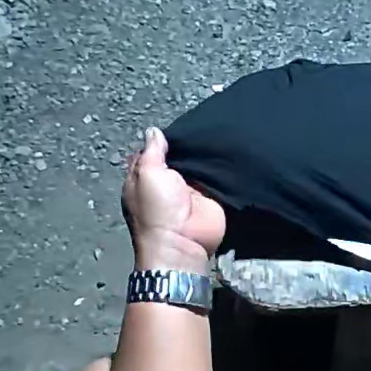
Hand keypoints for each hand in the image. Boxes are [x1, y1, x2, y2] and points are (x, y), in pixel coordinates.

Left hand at [122, 127, 224, 273]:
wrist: (183, 244)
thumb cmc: (157, 211)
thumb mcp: (147, 173)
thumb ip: (152, 151)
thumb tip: (154, 131)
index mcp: (144, 177)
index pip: (152, 151)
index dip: (161, 140)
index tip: (175, 127)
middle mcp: (166, 182)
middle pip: (177, 156)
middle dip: (186, 146)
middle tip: (199, 127)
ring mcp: (189, 189)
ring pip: (197, 163)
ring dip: (204, 155)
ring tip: (214, 135)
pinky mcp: (210, 196)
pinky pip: (215, 176)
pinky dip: (219, 167)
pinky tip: (225, 151)